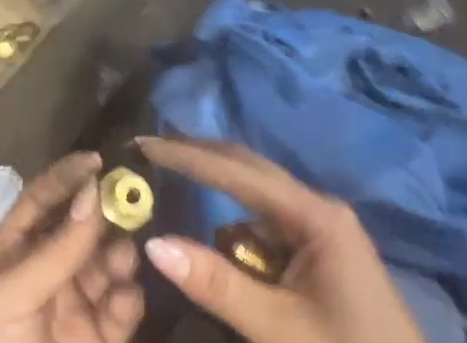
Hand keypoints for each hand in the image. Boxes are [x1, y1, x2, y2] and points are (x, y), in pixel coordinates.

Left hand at [0, 152, 144, 342]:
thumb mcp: (9, 294)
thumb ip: (55, 248)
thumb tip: (93, 193)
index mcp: (10, 256)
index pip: (39, 203)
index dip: (65, 179)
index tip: (97, 160)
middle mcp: (45, 275)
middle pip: (81, 231)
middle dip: (104, 216)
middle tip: (130, 204)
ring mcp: (74, 308)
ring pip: (107, 266)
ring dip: (119, 255)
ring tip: (121, 260)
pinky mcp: (100, 340)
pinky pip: (122, 309)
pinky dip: (129, 298)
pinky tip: (124, 299)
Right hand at [136, 138, 424, 342]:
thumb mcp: (279, 329)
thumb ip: (217, 284)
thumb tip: (153, 244)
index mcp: (316, 215)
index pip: (240, 171)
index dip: (189, 155)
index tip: (144, 142)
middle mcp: (320, 210)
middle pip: (249, 171)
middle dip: (199, 160)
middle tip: (149, 151)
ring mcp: (323, 232)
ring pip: (256, 202)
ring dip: (217, 197)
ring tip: (170, 187)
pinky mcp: (321, 256)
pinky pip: (268, 230)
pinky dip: (237, 234)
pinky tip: (215, 247)